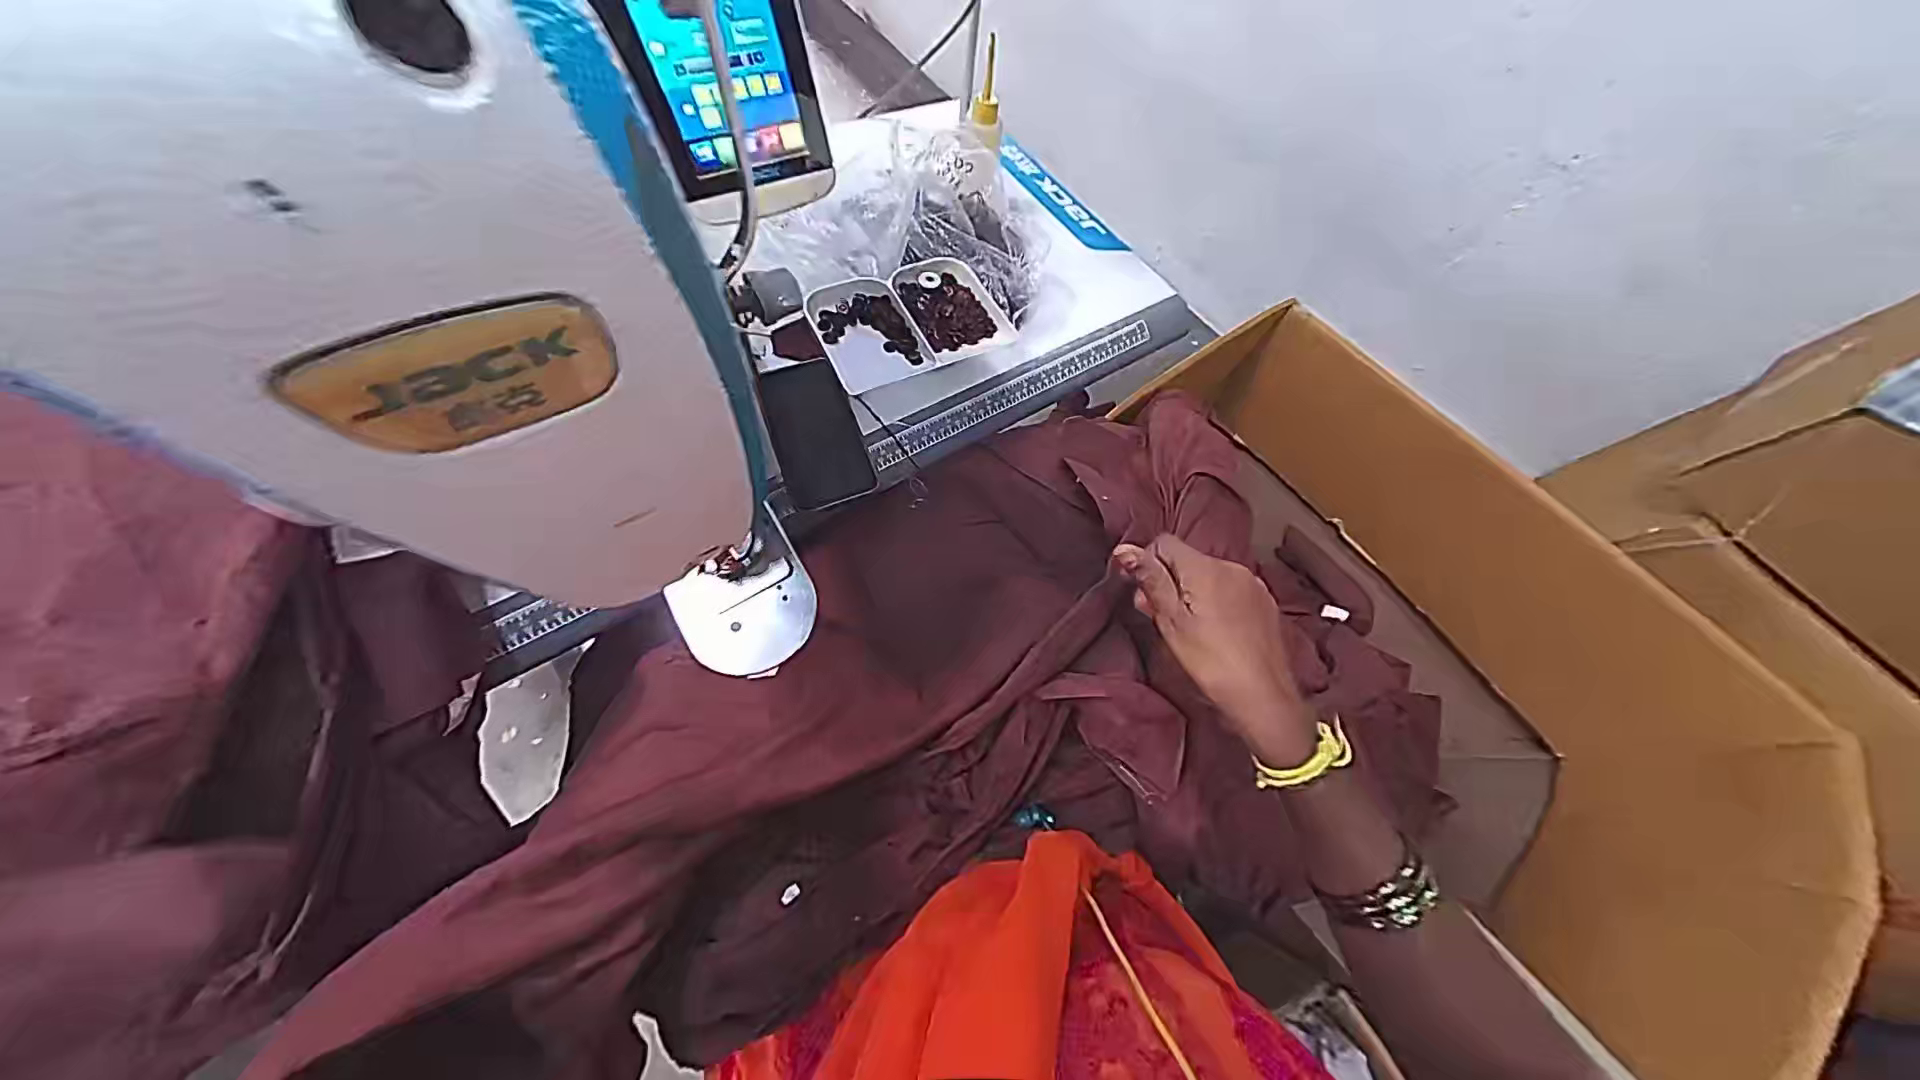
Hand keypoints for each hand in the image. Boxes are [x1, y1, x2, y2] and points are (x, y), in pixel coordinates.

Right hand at [1113, 535, 1316, 763]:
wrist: (1264, 697)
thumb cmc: (1210, 661)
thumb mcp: (1171, 621)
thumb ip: (1150, 580)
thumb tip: (1125, 549)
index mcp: (1206, 568)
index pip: (1164, 542)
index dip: (1147, 564)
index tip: (1144, 597)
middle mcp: (1232, 567)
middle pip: (1187, 559)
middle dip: (1168, 582)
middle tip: (1161, 618)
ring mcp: (1253, 584)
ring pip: (1208, 575)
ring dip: (1192, 592)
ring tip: (1190, 629)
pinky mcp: (1265, 602)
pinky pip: (1229, 589)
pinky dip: (1215, 602)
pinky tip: (1216, 632)